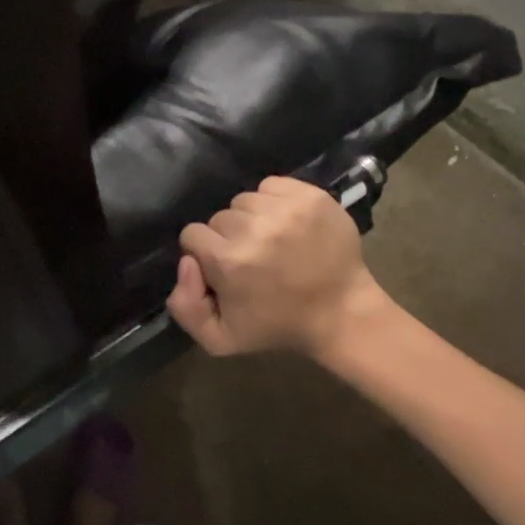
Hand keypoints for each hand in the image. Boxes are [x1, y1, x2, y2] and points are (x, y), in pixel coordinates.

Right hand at [166, 176, 390, 357]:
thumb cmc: (276, 326)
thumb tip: (188, 262)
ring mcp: (285, 208)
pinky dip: (273, 201)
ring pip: (244, 200)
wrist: (340, 312)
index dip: (204, 253)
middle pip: (219, 217)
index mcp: (228, 260)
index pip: (192, 235)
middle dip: (228, 237)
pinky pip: (272, 185)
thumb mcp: (219, 338)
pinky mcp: (310, 196)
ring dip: (250, 218)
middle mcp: (254, 228)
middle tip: (251, 259)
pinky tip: (285, 224)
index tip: (224, 269)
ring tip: (270, 241)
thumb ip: (184, 306)